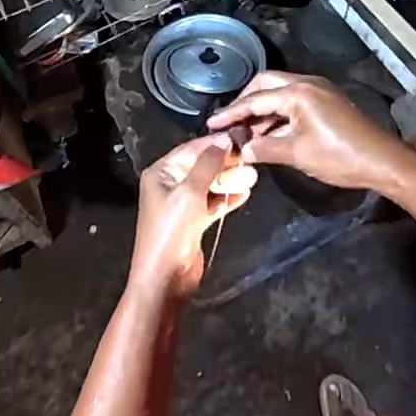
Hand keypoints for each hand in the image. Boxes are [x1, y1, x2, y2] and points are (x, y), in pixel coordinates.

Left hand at [130, 134, 252, 299]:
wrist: (164, 278)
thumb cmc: (172, 230)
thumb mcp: (189, 191)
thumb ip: (208, 163)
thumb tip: (225, 139)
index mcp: (161, 173)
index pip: (192, 149)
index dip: (216, 143)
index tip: (241, 136)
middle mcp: (170, 184)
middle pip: (202, 165)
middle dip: (226, 162)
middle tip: (251, 157)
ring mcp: (181, 204)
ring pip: (209, 184)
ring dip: (230, 179)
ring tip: (253, 175)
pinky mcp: (193, 221)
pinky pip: (212, 202)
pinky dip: (227, 197)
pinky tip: (245, 192)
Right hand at [206, 72, 415, 193]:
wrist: (382, 160)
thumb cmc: (340, 156)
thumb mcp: (297, 154)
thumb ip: (265, 149)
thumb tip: (242, 151)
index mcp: (299, 92)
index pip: (255, 99)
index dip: (231, 113)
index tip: (212, 124)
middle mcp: (308, 83)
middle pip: (266, 84)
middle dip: (246, 102)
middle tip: (229, 123)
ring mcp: (319, 90)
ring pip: (280, 91)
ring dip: (262, 109)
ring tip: (247, 133)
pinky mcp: (327, 101)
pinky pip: (294, 100)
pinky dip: (278, 113)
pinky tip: (269, 133)